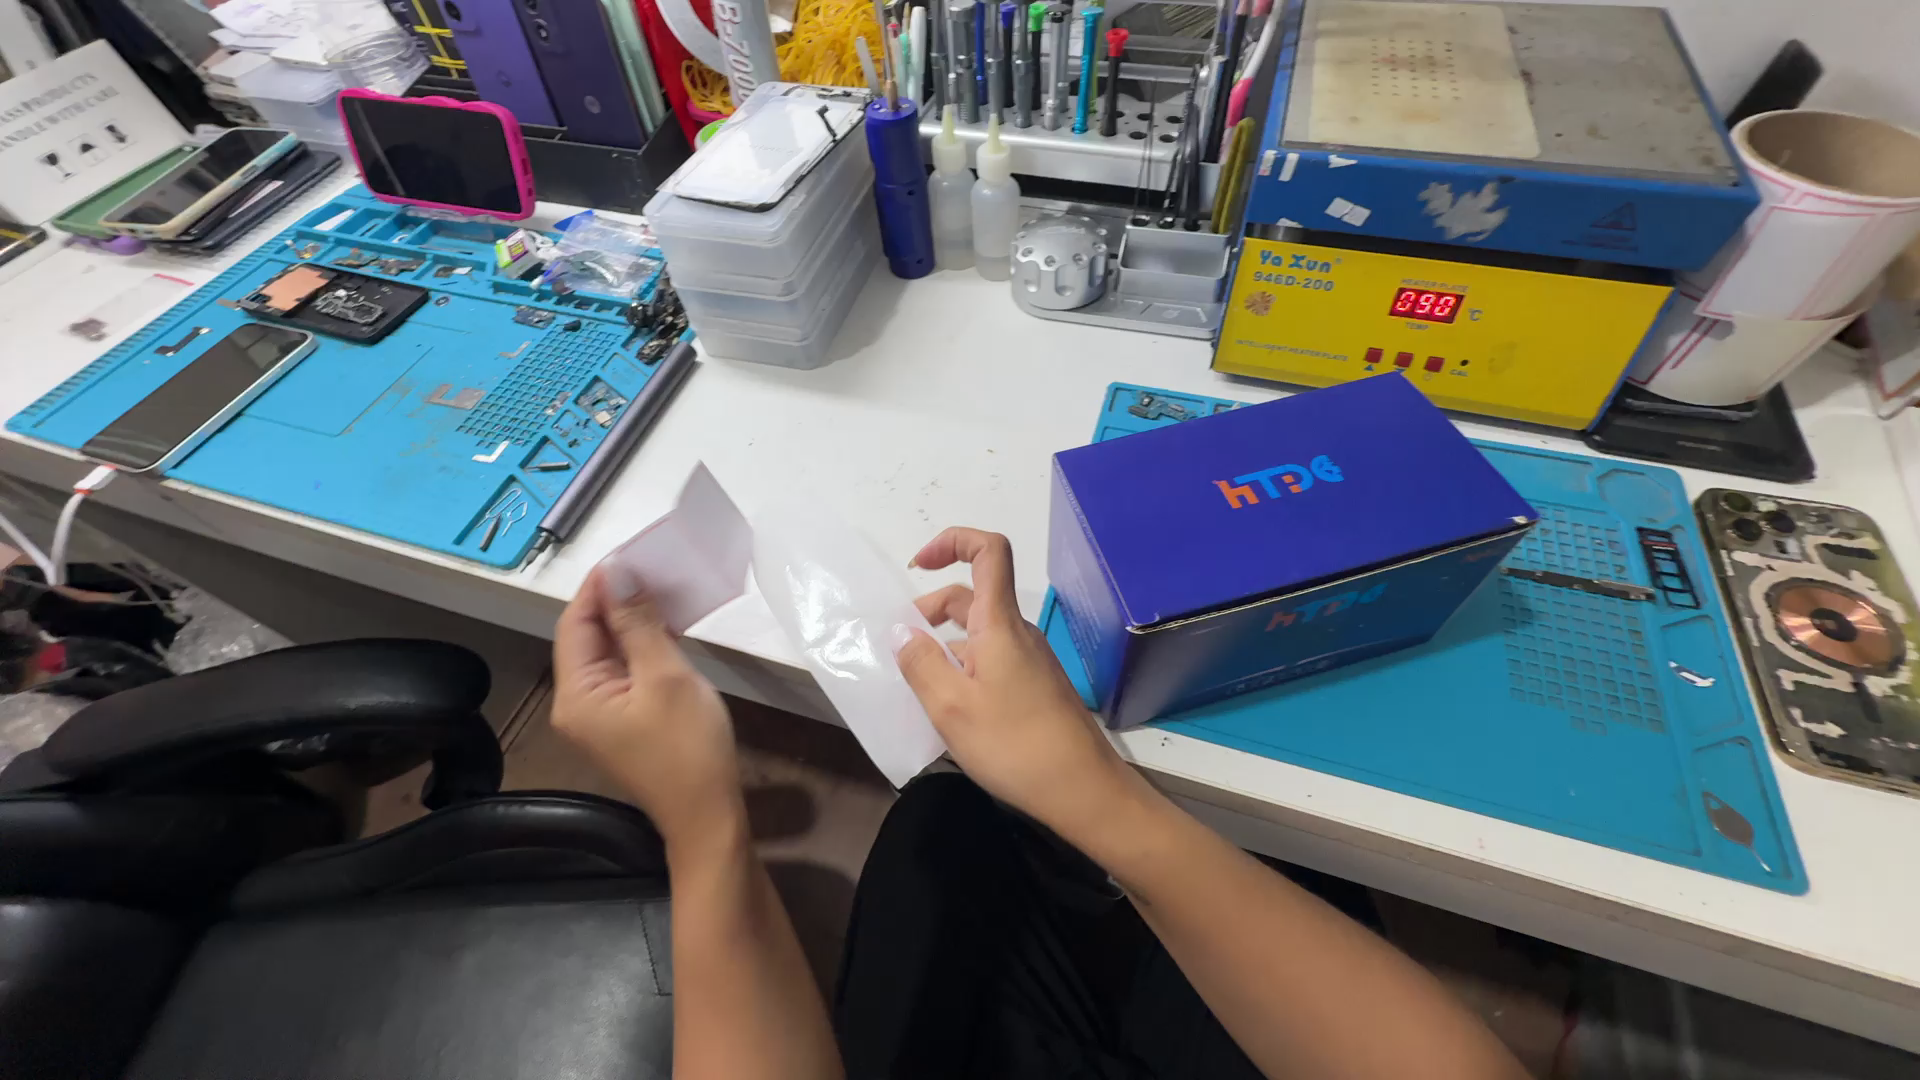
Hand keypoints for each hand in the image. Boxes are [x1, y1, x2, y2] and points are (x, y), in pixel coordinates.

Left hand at [552, 566, 742, 851]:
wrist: (707, 813)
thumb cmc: (688, 745)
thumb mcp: (666, 676)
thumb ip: (639, 623)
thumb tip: (619, 572)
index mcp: (577, 693)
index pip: (575, 622)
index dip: (599, 585)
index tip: (632, 553)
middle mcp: (577, 702)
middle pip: (588, 636)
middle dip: (616, 598)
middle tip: (654, 566)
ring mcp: (600, 713)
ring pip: (609, 651)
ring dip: (633, 620)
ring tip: (664, 588)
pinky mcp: (623, 719)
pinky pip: (625, 670)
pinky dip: (643, 644)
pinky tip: (668, 627)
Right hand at [895, 527, 1136, 841]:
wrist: (1083, 790)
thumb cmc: (1014, 744)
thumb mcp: (951, 706)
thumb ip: (920, 663)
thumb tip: (902, 631)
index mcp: (999, 624)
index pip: (989, 551)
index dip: (953, 541)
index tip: (919, 565)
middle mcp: (1017, 632)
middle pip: (973, 596)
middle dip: (931, 609)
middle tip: (901, 647)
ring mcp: (1029, 660)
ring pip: (979, 633)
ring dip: (944, 644)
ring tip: (915, 682)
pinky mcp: (1034, 686)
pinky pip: (991, 659)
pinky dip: (962, 666)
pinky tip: (948, 706)